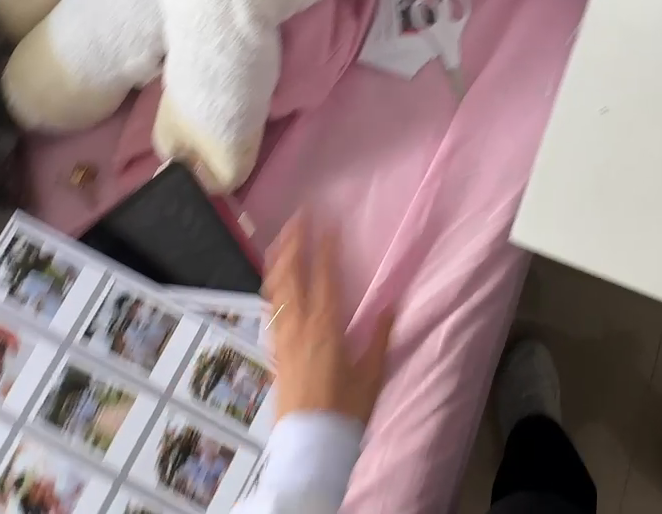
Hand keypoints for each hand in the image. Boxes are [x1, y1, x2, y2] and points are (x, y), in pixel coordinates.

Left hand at [263, 215, 394, 422]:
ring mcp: (283, 337)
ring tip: (281, 237)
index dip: (324, 246)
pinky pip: (271, 307)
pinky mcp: (275, 349)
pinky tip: (275, 280)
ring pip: (275, 289)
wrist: (311, 445)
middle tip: (298, 216)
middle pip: (291, 274)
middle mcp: (299, 325)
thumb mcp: (371, 373)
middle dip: (293, 242)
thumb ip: (379, 336)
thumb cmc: (345, 409)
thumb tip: (390, 303)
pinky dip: (273, 285)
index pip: (323, 276)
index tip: (327, 221)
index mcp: (325, 326)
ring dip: (278, 259)